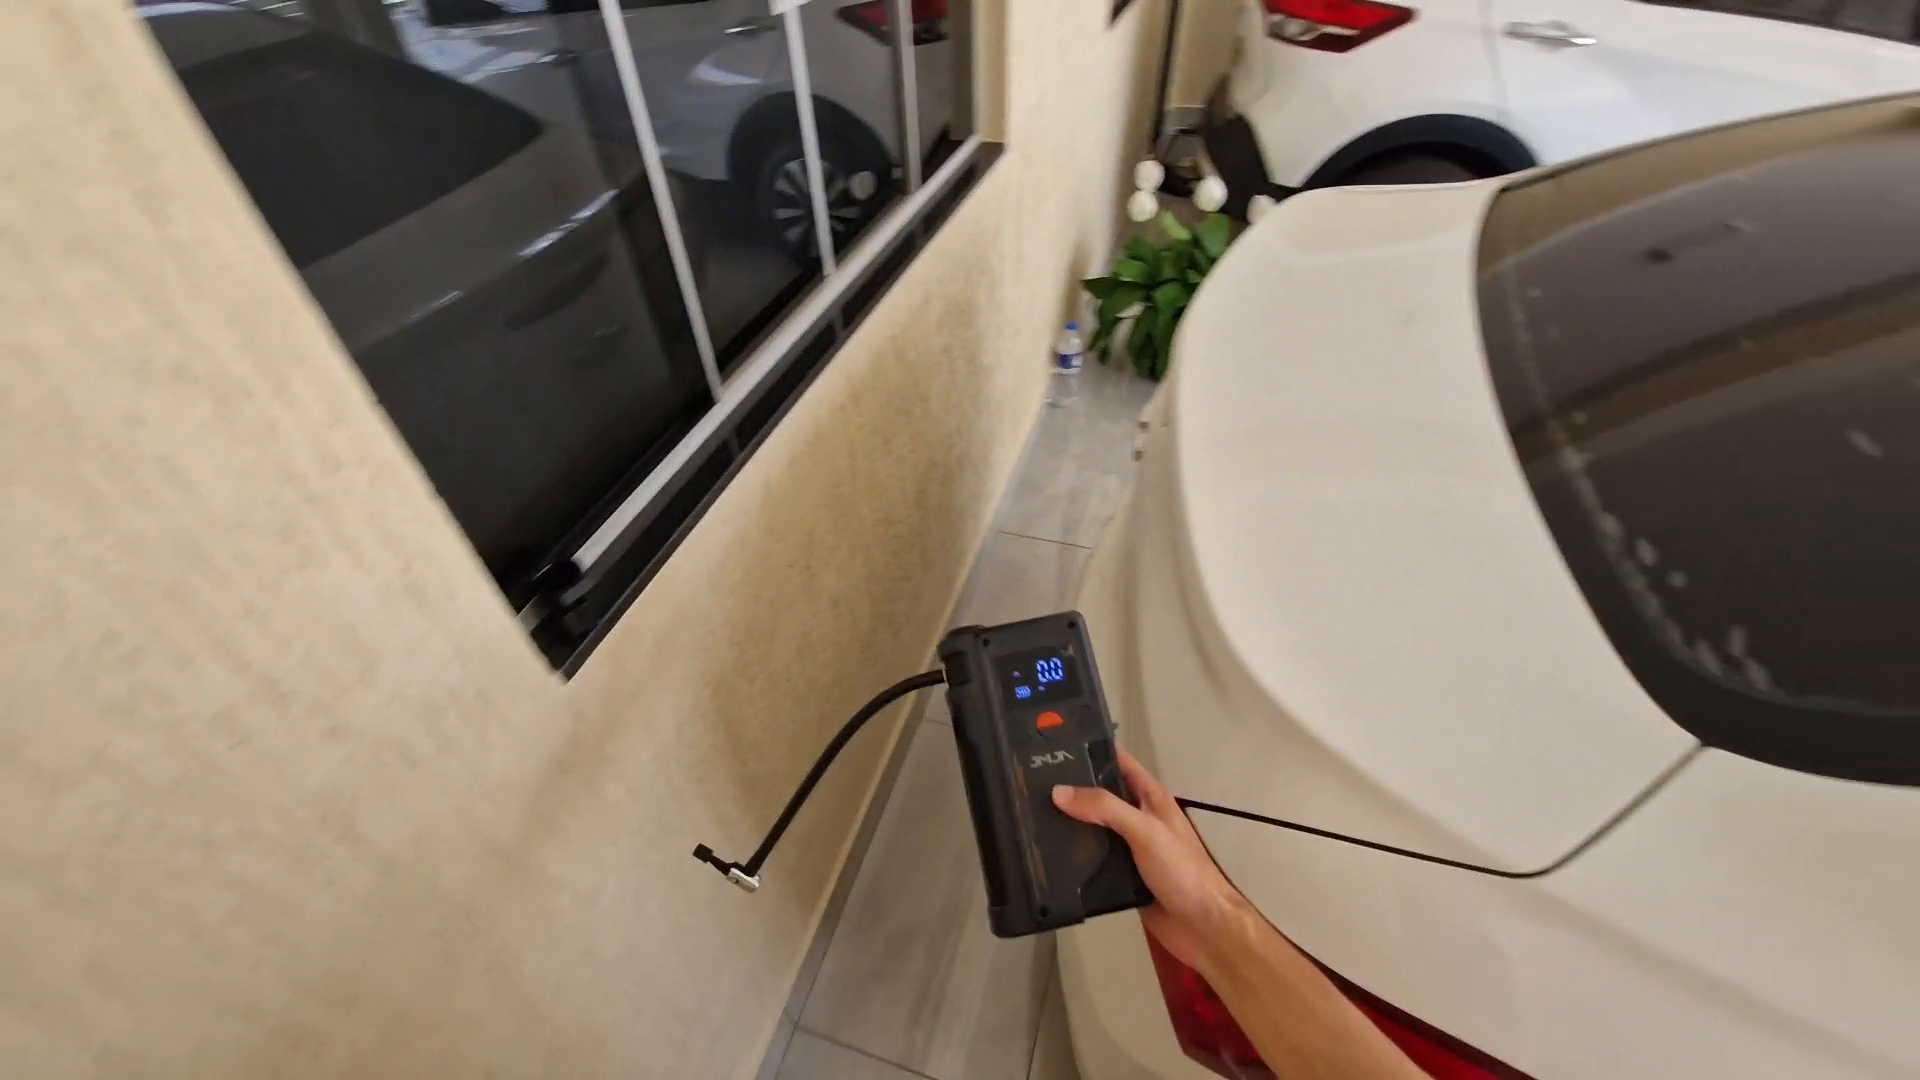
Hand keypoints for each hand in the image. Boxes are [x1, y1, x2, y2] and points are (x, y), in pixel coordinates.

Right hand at [1052, 747, 1253, 974]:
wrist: (1203, 928)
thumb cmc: (1181, 870)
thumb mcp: (1144, 830)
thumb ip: (1105, 808)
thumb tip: (1059, 792)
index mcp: (1149, 796)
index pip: (1117, 761)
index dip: (1091, 749)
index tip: (1056, 743)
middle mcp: (1137, 816)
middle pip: (1100, 793)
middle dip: (1072, 786)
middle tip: (1032, 780)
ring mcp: (1129, 846)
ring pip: (1094, 826)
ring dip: (1071, 822)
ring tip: (1032, 813)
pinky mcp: (1121, 874)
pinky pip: (1094, 857)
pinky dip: (1076, 854)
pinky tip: (1051, 852)